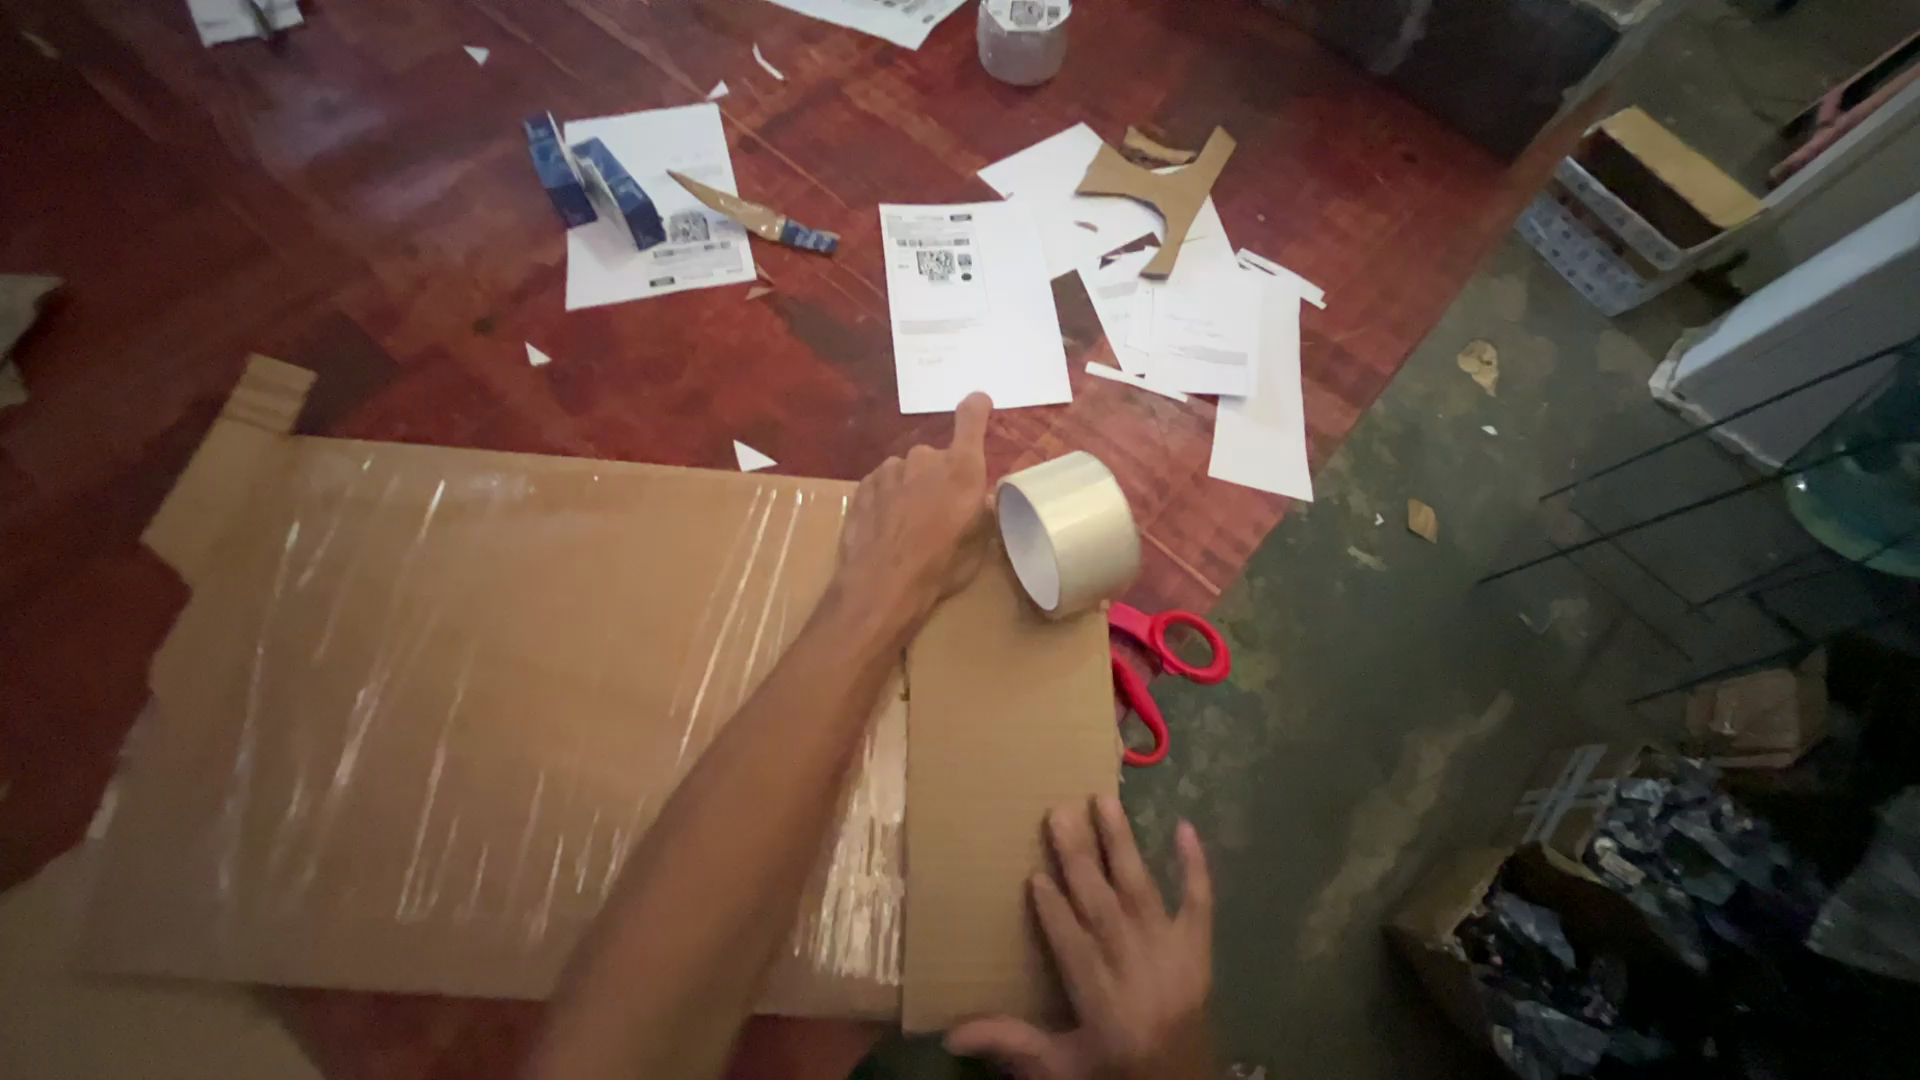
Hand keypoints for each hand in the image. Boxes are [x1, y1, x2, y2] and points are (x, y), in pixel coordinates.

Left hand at [826, 392, 993, 639]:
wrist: (882, 582)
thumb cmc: (941, 566)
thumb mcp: (977, 545)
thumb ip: (981, 513)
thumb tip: (980, 501)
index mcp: (962, 469)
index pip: (971, 419)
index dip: (976, 408)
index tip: (979, 402)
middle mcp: (925, 459)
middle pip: (936, 457)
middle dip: (938, 478)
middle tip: (938, 513)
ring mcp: (890, 470)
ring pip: (906, 472)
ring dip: (910, 489)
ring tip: (908, 526)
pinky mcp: (863, 485)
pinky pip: (883, 485)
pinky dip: (887, 499)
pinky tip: (886, 528)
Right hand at [946, 797, 1214, 1079]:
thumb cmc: (1114, 1068)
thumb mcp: (1062, 1067)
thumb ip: (1012, 1043)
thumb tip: (949, 1034)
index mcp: (1104, 1004)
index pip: (1075, 948)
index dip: (1055, 913)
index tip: (1034, 874)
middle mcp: (1138, 972)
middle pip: (1105, 908)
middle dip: (1081, 860)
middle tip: (1060, 813)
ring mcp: (1173, 955)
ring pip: (1143, 892)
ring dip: (1122, 844)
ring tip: (1104, 800)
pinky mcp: (1199, 948)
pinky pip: (1199, 903)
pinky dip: (1194, 865)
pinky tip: (1185, 826)